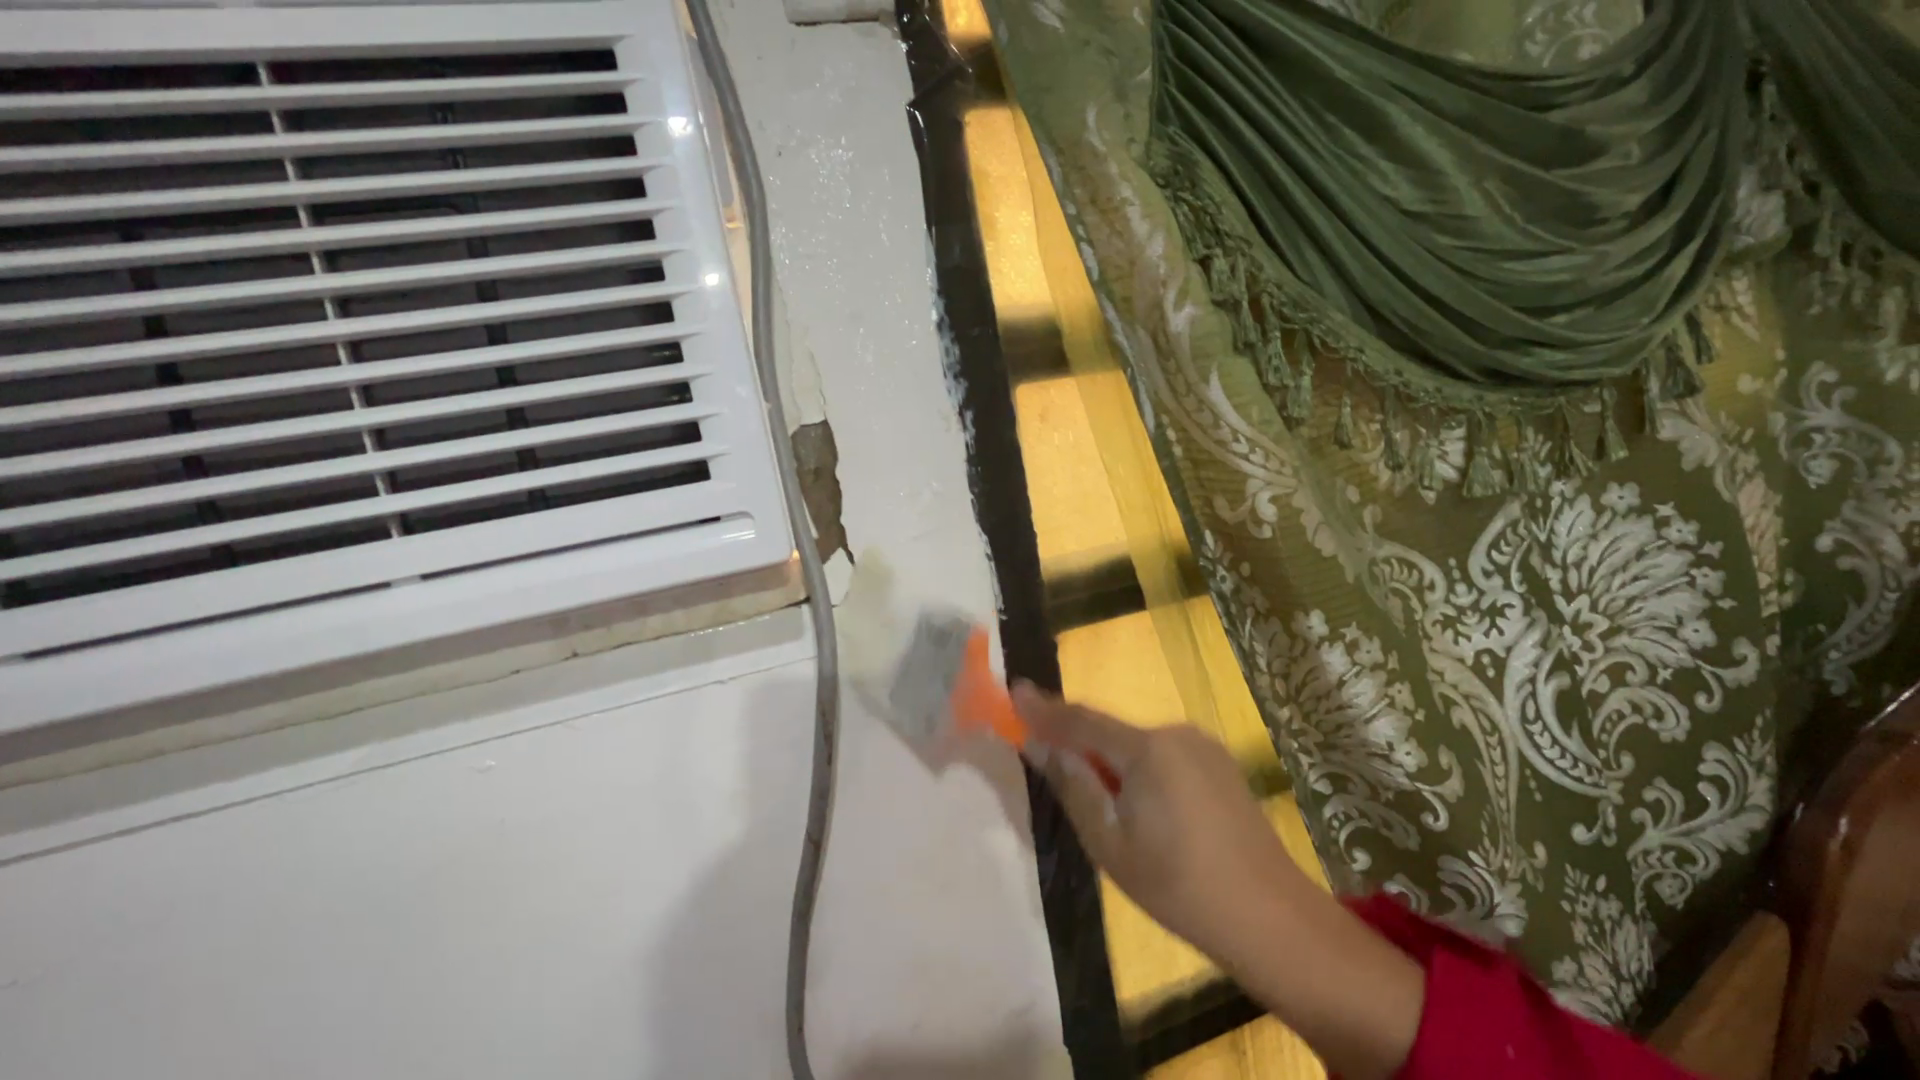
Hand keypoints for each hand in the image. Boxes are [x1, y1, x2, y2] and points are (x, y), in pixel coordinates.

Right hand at [1011, 682, 1424, 1079]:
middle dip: (1078, 745)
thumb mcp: (1108, 843)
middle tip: (1049, 770)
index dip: (1043, 709)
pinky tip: (1142, 811)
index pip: (1081, 719)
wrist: (1269, 917)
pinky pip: (1165, 758)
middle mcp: (1177, 734)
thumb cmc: (1177, 886)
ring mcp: (1205, 748)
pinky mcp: (1222, 767)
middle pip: (1110, 732)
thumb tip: (1038, 745)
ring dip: (1111, 763)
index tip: (1013, 693)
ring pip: (1139, 747)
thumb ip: (1072, 785)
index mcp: (1147, 749)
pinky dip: (1141, 772)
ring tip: (1101, 808)